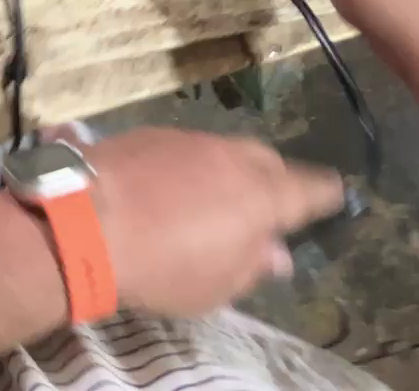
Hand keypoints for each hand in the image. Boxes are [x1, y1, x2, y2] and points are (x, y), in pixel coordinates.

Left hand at [81, 128, 343, 315]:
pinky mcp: (148, 133)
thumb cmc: (159, 265)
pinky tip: (172, 186)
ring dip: (227, 169)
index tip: (335, 193)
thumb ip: (252, 263)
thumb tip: (275, 250)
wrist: (83, 217)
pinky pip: (184, 146)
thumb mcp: (216, 286)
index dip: (324, 192)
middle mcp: (227, 156)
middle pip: (265, 159)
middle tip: (269, 203)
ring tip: (214, 198)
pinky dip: (190, 164)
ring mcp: (186, 138)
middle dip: (275, 177)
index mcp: (259, 195)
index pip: (308, 188)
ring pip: (222, 148)